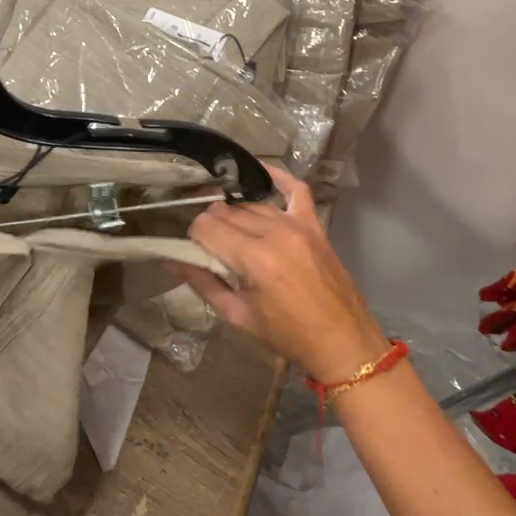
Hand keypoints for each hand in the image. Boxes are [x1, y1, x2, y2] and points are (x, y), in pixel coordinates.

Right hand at [178, 165, 389, 381]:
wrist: (344, 344)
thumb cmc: (289, 336)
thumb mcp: (238, 316)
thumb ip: (203, 284)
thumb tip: (171, 261)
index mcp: (255, 259)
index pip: (206, 227)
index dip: (194, 238)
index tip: (196, 253)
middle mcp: (275, 234)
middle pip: (225, 212)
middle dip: (211, 227)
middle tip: (214, 250)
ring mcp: (298, 226)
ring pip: (251, 205)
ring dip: (235, 216)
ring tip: (233, 235)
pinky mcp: (314, 226)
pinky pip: (296, 190)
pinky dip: (278, 177)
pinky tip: (260, 171)